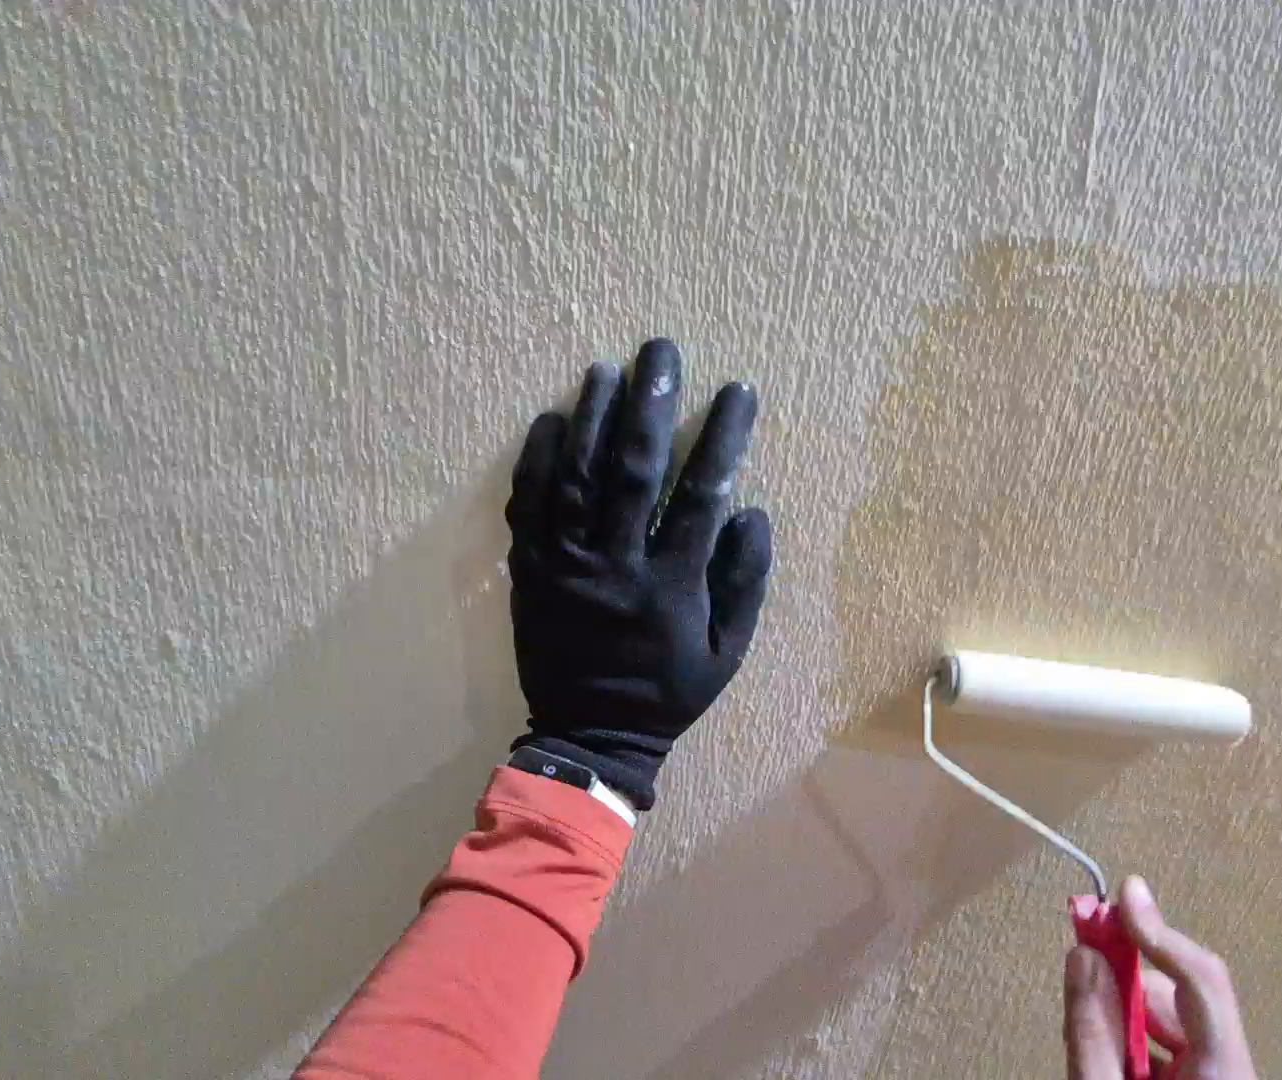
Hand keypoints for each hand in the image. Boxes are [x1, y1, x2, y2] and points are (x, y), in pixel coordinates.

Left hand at [505, 338, 772, 810]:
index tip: (738, 390)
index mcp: (672, 583)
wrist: (588, 736)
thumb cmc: (667, 693)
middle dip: (650, 403)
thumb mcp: (726, 653)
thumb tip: (752, 512)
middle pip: (633, 470)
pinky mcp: (530, 571)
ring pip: (576, 477)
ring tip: (606, 369)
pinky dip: (537, 461)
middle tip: (660, 350)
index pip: (702, 493)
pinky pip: (529, 507)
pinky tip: (549, 420)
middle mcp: (617, 564)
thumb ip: (745, 583)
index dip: (723, 437)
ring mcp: (566, 565)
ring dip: (591, 417)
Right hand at [1065, 877, 1257, 1079]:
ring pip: (1174, 1018)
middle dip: (1127, 979)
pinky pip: (1174, 1044)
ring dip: (1126, 1011)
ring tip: (1090, 1044)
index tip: (1123, 892)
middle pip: (1181, 995)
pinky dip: (1137, 1037)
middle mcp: (1235, 1069)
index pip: (1203, 980)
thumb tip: (1084, 953)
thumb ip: (1093, 1029)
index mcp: (1226, 1073)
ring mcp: (1225, 1076)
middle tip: (1080, 977)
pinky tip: (1111, 1062)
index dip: (1161, 932)